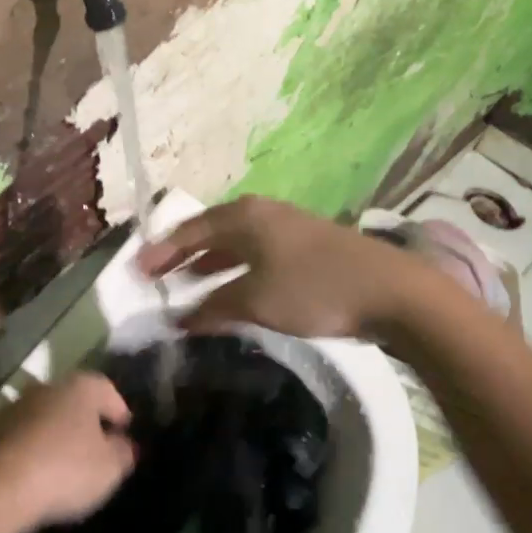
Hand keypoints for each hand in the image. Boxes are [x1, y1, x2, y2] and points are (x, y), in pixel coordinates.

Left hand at [0, 373, 136, 528]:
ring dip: (57, 432)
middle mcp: (48, 385)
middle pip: (75, 400)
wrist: (3, 485)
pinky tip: (38, 470)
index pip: (108, 390)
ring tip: (66, 464)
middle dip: (86, 422)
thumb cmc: (67, 470)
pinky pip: (24, 432)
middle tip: (97, 451)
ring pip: (47, 414)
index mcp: (80, 387)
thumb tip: (125, 443)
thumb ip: (124, 452)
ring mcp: (17, 403)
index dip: (120, 413)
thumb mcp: (111, 468)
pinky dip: (34, 445)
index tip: (125, 436)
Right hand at [136, 195, 435, 338]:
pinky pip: (255, 251)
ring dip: (209, 262)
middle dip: (182, 254)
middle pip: (210, 231)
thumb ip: (213, 307)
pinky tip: (233, 288)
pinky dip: (234, 267)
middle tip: (156, 276)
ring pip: (235, 242)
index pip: (189, 230)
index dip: (161, 252)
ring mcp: (287, 226)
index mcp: (244, 215)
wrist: (395, 293)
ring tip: (187, 284)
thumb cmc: (315, 289)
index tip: (136, 271)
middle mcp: (262, 212)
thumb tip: (179, 319)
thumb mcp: (256, 301)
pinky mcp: (307, 245)